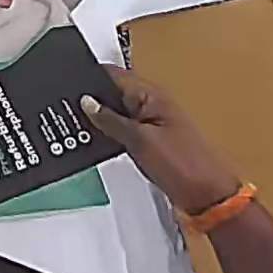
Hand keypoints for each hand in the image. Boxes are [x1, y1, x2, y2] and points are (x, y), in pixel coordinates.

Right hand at [81, 66, 241, 214]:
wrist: (210, 199)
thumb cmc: (183, 166)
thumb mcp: (139, 140)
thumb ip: (109, 119)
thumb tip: (86, 101)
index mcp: (151, 95)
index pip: (111, 74)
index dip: (88, 76)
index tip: (65, 81)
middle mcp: (151, 103)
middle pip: (111, 90)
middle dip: (89, 97)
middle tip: (63, 103)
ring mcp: (149, 121)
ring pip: (114, 109)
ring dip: (97, 115)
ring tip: (73, 119)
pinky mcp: (148, 137)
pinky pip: (119, 125)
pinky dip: (106, 129)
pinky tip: (93, 136)